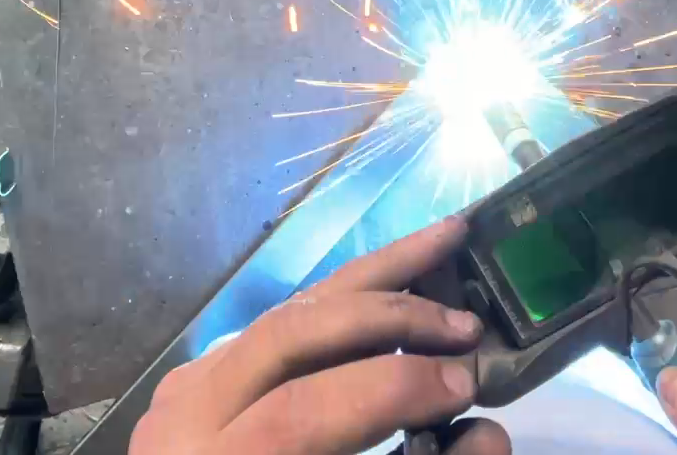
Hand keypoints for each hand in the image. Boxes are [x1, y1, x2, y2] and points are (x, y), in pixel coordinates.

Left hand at [130, 215, 510, 454]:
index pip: (297, 414)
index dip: (389, 390)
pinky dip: (345, 299)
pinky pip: (285, 318)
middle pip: (291, 332)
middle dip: (390, 316)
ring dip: (374, 277)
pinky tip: (391, 284)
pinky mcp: (205, 369)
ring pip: (289, 305)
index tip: (465, 384)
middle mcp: (188, 417)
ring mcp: (190, 386)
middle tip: (467, 322)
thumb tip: (489, 436)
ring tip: (444, 241)